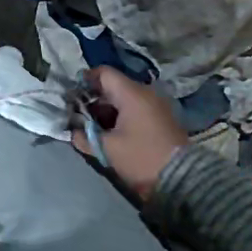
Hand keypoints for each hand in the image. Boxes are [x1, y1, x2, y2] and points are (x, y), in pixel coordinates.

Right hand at [72, 67, 185, 201]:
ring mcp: (156, 105)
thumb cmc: (141, 157)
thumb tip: (74, 132)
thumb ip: (85, 137)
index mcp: (132, 93)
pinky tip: (110, 134)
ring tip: (92, 128)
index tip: (72, 96)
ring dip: (107, 111)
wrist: (179, 176)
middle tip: (78, 117)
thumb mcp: (107, 149)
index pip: (104, 73)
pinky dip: (121, 117)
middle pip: (113, 87)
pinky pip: (135, 110)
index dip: (85, 80)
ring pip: (124, 100)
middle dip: (93, 100)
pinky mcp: (160, 118)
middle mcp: (145, 93)